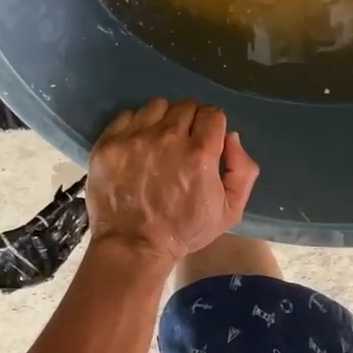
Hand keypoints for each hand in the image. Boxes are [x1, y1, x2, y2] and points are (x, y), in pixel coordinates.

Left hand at [85, 98, 259, 268]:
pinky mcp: (109, 144)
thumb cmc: (184, 230)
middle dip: (191, 120)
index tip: (207, 138)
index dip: (213, 125)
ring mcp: (135, 139)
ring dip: (164, 120)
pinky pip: (128, 115)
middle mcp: (168, 139)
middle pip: (187, 106)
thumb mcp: (230, 210)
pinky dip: (136, 126)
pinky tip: (138, 145)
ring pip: (158, 106)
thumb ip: (243, 169)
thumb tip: (231, 136)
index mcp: (200, 153)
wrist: (133, 247)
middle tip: (185, 141)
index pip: (213, 113)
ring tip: (160, 141)